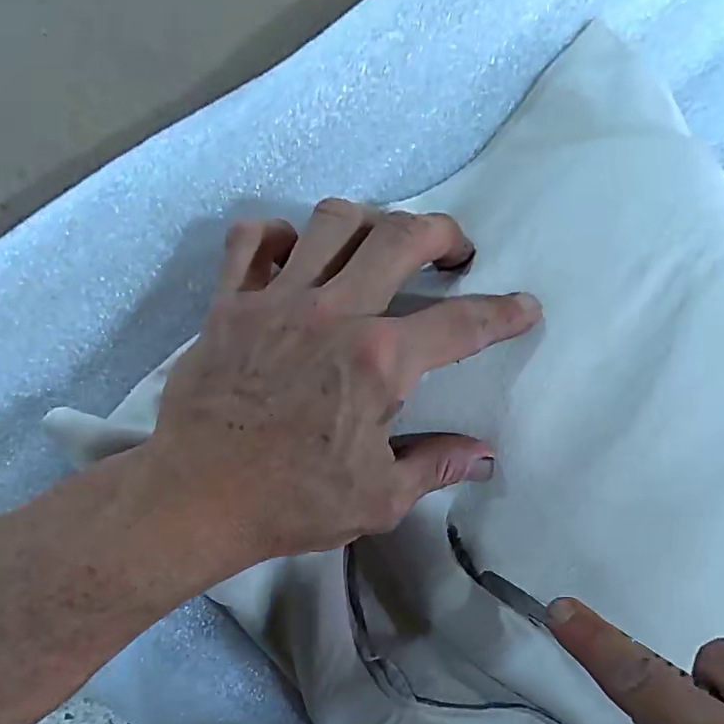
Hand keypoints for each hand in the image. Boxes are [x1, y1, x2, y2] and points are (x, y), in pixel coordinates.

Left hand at [141, 198, 540, 563]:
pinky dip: (279, 236)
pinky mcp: (229, 305)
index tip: (524, 307)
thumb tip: (482, 455)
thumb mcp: (381, 498)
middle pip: (400, 238)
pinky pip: (252, 239)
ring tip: (381, 245)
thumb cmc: (295, 503)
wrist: (198, 500)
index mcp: (378, 362)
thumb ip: (436, 465)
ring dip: (370, 222)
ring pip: (332, 221)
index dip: (502, 314)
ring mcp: (276, 301)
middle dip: (442, 233)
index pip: (460, 325)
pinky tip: (294, 255)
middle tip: (454, 251)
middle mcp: (334, 314)